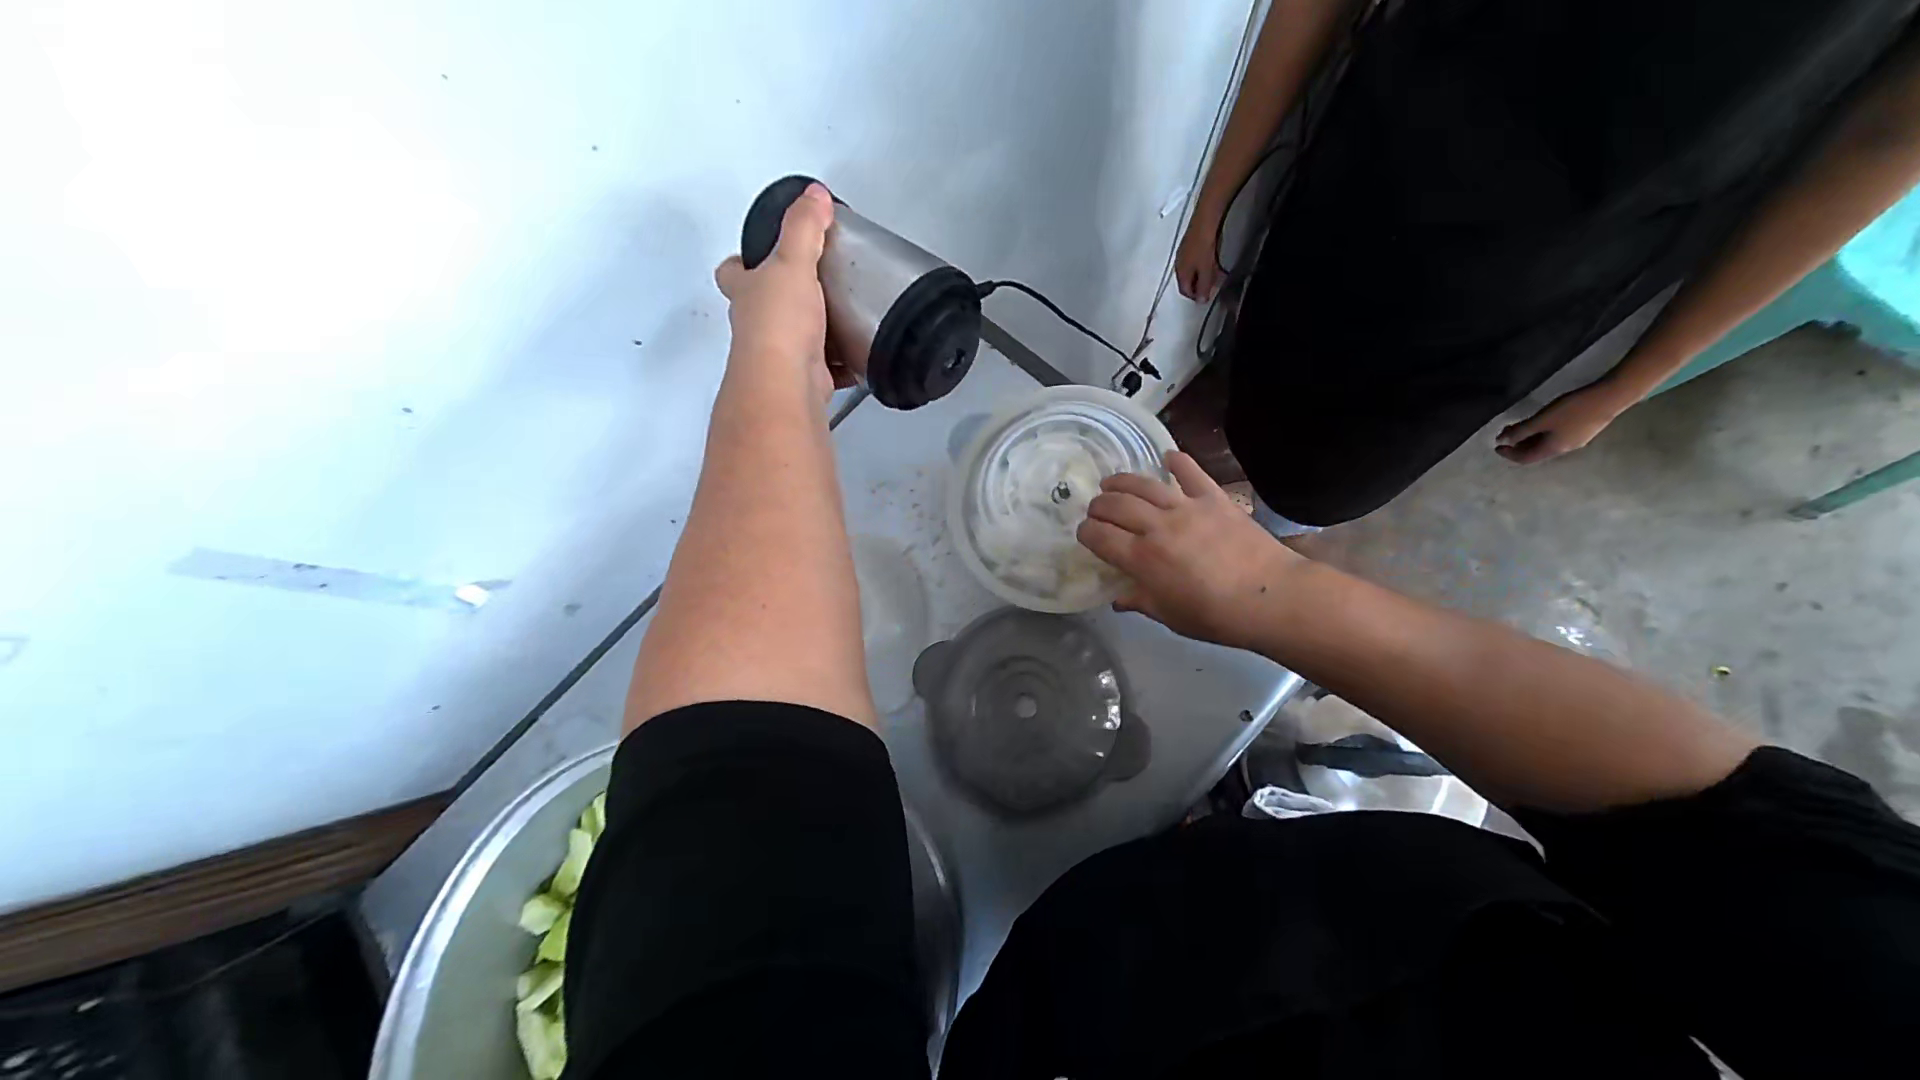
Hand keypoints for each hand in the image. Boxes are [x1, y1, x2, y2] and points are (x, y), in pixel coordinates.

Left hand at [714, 183, 851, 402]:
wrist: (786, 384)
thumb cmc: (778, 327)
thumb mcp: (793, 262)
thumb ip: (805, 227)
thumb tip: (814, 196)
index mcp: (748, 293)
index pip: (733, 271)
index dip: (741, 261)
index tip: (758, 252)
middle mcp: (757, 326)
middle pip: (764, 307)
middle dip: (783, 299)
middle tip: (809, 285)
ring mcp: (779, 356)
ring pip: (794, 340)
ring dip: (814, 333)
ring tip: (840, 318)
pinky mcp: (804, 380)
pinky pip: (824, 369)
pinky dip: (839, 364)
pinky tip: (854, 356)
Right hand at [1076, 451, 1304, 651]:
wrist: (1271, 597)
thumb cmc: (1216, 616)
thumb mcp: (1170, 616)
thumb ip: (1140, 601)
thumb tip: (1119, 598)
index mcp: (1142, 559)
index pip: (1099, 536)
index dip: (1085, 533)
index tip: (1084, 534)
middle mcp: (1157, 527)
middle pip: (1115, 505)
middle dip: (1098, 506)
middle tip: (1096, 510)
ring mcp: (1187, 507)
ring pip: (1144, 484)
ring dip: (1122, 481)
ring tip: (1112, 483)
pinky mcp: (1214, 498)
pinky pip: (1191, 473)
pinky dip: (1177, 461)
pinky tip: (1167, 457)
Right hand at [1174, 213, 1224, 301]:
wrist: (1205, 220)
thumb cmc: (1203, 245)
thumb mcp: (1206, 270)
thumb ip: (1203, 286)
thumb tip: (1201, 301)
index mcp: (1180, 273)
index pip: (1185, 291)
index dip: (1196, 296)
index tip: (1206, 297)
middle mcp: (1179, 264)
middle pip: (1188, 281)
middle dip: (1199, 286)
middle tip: (1211, 287)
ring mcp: (1183, 254)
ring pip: (1192, 270)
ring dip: (1201, 275)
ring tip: (1214, 274)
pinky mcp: (1190, 244)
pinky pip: (1195, 260)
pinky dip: (1202, 265)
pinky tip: (1211, 261)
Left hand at [1496, 382, 1634, 464]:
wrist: (1612, 395)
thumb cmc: (1573, 409)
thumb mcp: (1541, 420)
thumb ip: (1520, 431)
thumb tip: (1502, 440)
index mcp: (1553, 449)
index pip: (1524, 458)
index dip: (1508, 454)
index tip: (1496, 445)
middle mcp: (1564, 449)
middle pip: (1534, 451)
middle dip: (1517, 443)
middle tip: (1505, 431)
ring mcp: (1576, 440)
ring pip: (1545, 443)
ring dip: (1528, 437)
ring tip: (1517, 425)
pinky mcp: (1583, 430)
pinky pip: (1555, 436)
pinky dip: (1541, 432)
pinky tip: (1538, 421)